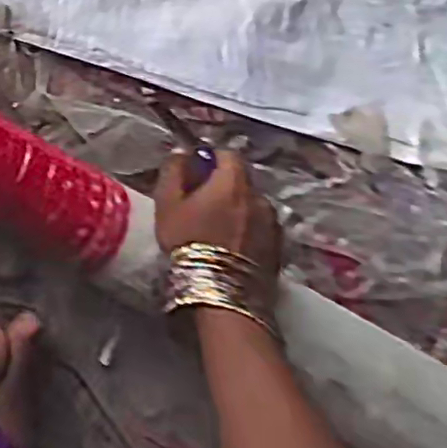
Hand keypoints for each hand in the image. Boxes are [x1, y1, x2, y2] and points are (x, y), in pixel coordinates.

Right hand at [153, 146, 280, 273]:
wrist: (221, 293)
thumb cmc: (188, 241)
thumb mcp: (167, 203)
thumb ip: (173, 171)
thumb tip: (182, 154)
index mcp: (232, 183)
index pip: (228, 155)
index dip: (211, 158)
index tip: (196, 170)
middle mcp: (259, 198)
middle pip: (241, 181)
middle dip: (223, 184)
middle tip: (201, 201)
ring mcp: (273, 224)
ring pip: (252, 204)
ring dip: (237, 207)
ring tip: (217, 226)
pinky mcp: (279, 248)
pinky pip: (261, 225)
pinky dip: (248, 227)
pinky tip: (231, 243)